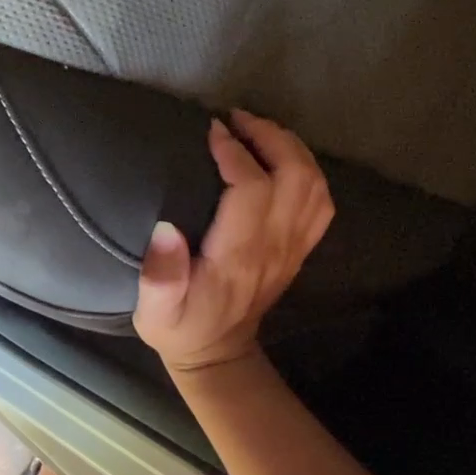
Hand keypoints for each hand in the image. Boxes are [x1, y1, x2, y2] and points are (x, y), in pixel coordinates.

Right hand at [134, 110, 333, 373]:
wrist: (218, 354)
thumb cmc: (180, 327)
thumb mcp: (154, 311)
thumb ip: (160, 275)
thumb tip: (165, 230)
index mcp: (237, 256)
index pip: (250, 189)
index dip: (235, 153)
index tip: (212, 131)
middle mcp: (273, 246)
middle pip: (295, 176)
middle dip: (270, 137)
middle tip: (238, 120)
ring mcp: (292, 247)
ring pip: (313, 183)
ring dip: (291, 147)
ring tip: (258, 130)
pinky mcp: (299, 248)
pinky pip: (320, 201)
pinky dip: (308, 170)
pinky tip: (283, 161)